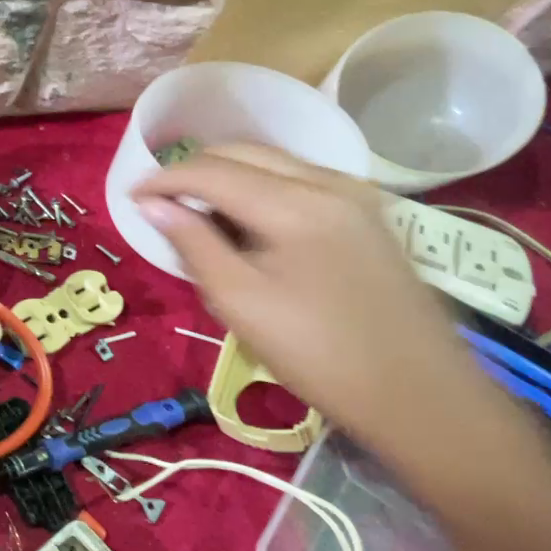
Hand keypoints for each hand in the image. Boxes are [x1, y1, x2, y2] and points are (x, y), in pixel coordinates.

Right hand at [131, 145, 490, 452]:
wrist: (421, 396)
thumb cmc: (319, 355)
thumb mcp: (239, 302)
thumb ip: (193, 244)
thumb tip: (152, 205)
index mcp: (296, 204)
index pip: (211, 170)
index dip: (162, 180)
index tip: (128, 199)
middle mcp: (330, 184)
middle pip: (243, 154)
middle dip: (192, 172)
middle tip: (156, 206)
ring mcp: (356, 198)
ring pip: (272, 165)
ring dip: (225, 180)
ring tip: (193, 218)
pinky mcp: (367, 218)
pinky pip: (298, 183)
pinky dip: (258, 192)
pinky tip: (243, 227)